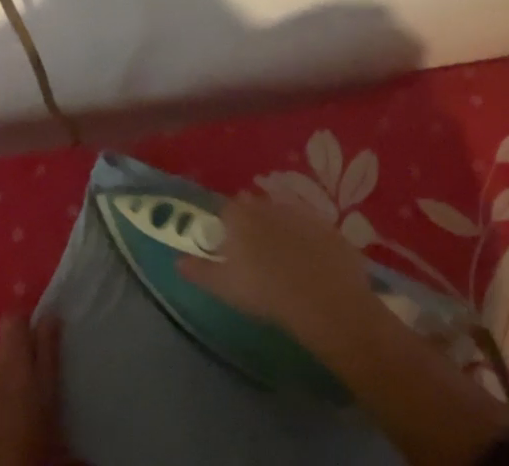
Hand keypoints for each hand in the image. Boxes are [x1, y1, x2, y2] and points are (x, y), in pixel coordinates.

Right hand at [180, 191, 378, 343]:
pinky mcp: (330, 229)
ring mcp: (303, 215)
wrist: (326, 303)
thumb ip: (199, 270)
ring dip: (281, 229)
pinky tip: (312, 263)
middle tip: (256, 253)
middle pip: (256, 208)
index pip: (226, 210)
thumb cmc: (266, 293)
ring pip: (285, 216)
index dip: (226, 227)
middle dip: (254, 224)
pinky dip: (309, 240)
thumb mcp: (224, 287)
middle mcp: (270, 206)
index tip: (229, 248)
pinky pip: (313, 229)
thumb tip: (178, 260)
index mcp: (241, 216)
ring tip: (284, 258)